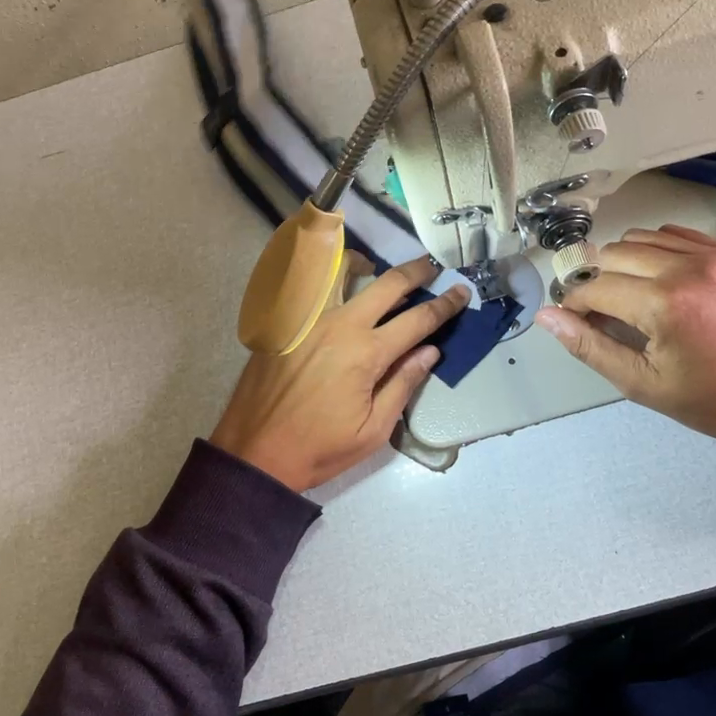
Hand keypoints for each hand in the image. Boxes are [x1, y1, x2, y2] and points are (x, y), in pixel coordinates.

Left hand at [211, 256, 468, 491]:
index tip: (461, 292)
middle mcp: (338, 324)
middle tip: (431, 266)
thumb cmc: (318, 449)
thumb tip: (429, 351)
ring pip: (337, 269)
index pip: (417, 319)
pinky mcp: (282, 323)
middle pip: (386, 283)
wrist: (254, 453)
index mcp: (366, 353)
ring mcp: (306, 319)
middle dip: (415, 271)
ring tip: (370, 268)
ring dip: (360, 262)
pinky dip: (321, 276)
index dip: (445, 304)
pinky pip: (305, 285)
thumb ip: (403, 385)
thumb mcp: (373, 431)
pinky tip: (329, 288)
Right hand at [534, 225, 715, 459]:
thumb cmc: (709, 400)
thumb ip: (589, 346)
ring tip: (632, 296)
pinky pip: (674, 235)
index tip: (575, 320)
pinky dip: (655, 252)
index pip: (596, 287)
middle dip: (597, 280)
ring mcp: (712, 255)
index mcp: (663, 304)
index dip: (576, 303)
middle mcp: (686, 268)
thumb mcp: (641, 383)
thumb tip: (546, 316)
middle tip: (602, 311)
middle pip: (613, 254)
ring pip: (640, 238)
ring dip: (624, 263)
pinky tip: (660, 281)